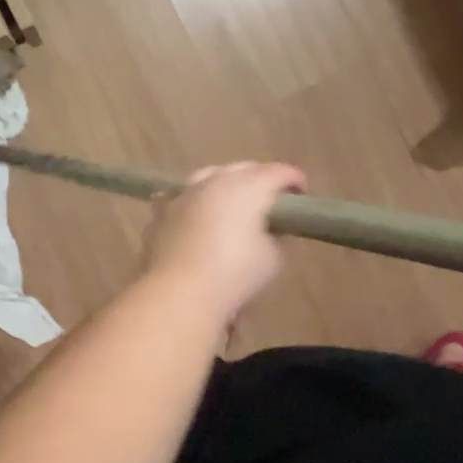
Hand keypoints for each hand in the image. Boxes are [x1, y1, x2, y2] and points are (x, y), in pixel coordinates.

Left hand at [141, 161, 306, 321]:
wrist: (179, 292)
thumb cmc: (235, 275)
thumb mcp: (272, 259)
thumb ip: (275, 236)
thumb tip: (270, 230)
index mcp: (246, 187)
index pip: (276, 173)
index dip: (293, 180)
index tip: (302, 194)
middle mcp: (212, 181)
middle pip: (241, 169)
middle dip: (258, 178)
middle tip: (270, 198)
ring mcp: (182, 195)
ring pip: (207, 177)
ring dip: (223, 185)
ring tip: (231, 202)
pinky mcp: (160, 213)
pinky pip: (181, 198)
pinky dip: (194, 203)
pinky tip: (196, 214)